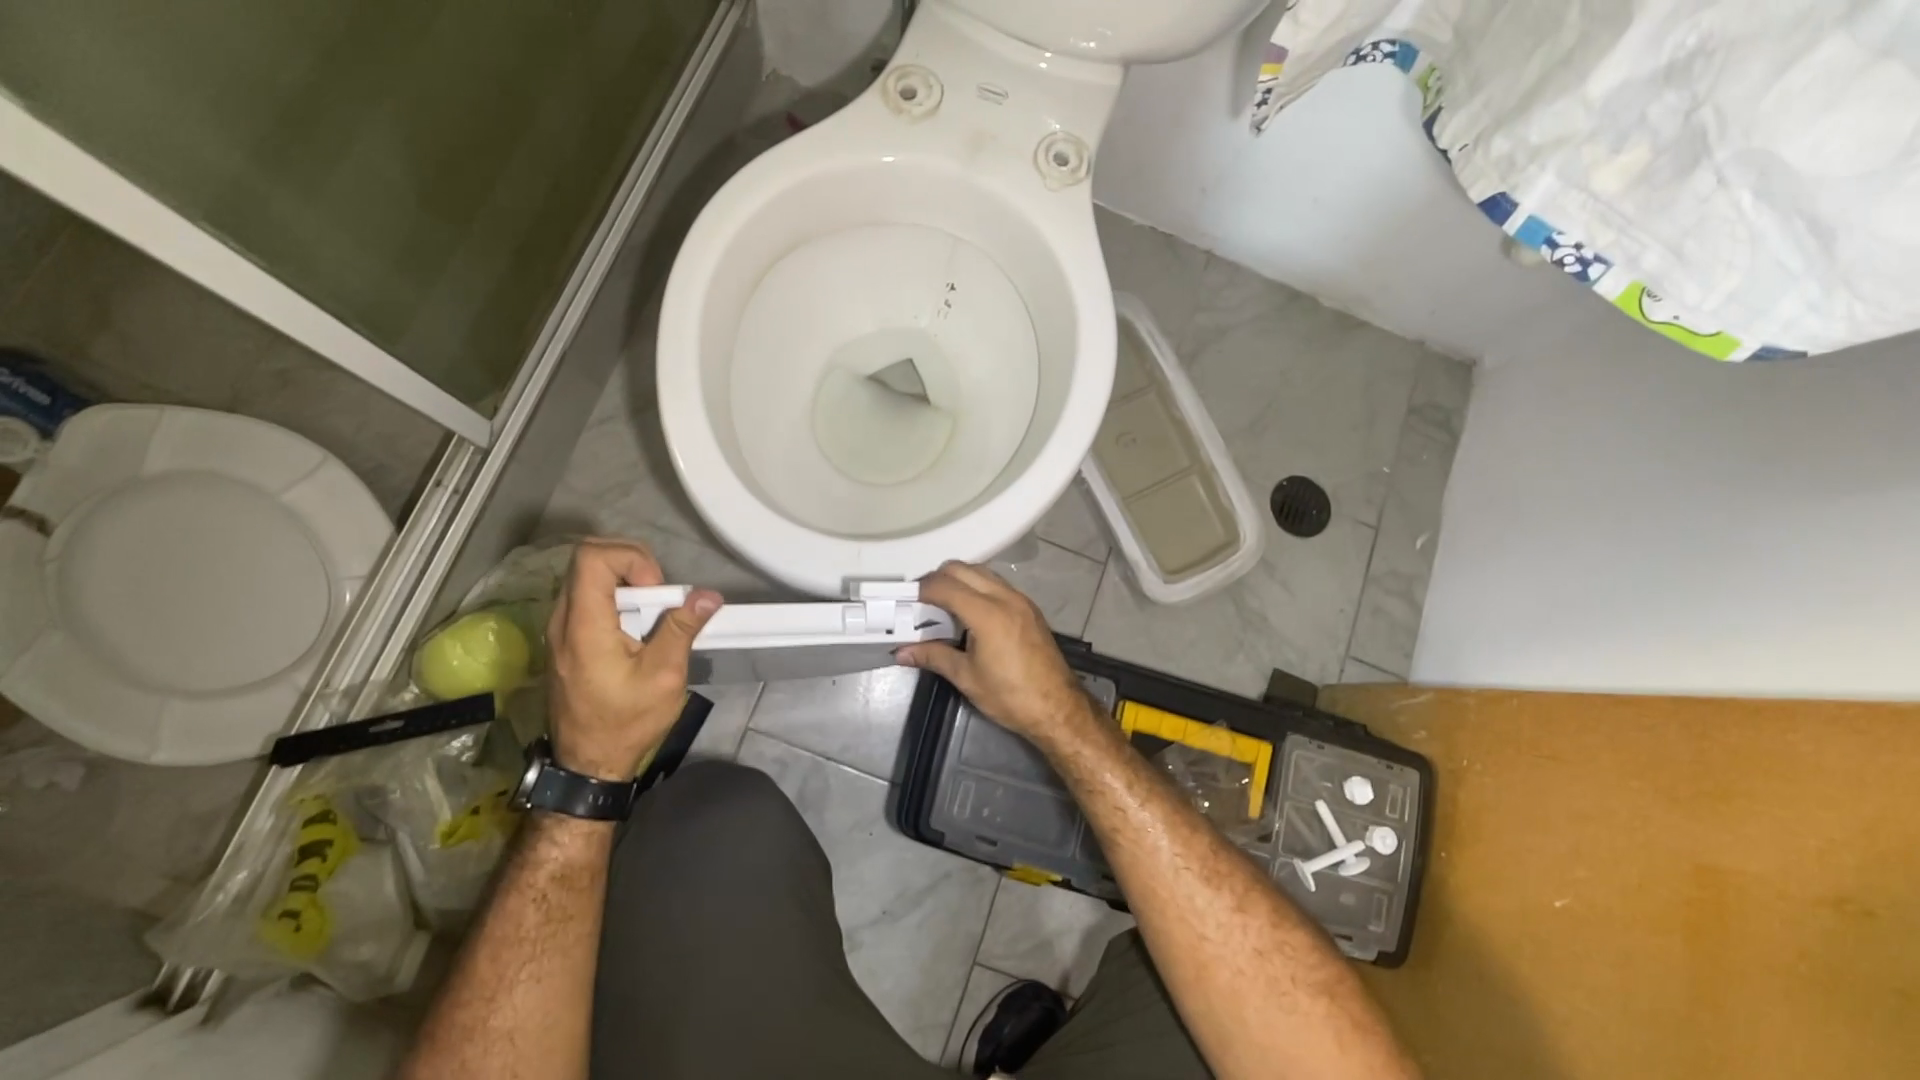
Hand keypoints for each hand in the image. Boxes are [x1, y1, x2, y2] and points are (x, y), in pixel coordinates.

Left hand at [545, 539, 720, 780]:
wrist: (587, 763)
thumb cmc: (626, 723)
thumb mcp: (664, 677)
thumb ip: (681, 630)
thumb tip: (707, 596)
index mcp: (584, 625)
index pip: (593, 556)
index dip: (631, 559)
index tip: (655, 592)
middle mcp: (562, 619)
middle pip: (588, 558)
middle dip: (632, 565)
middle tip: (658, 598)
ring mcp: (559, 629)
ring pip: (586, 577)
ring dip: (625, 583)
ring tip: (652, 616)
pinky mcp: (564, 639)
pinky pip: (586, 598)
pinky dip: (614, 600)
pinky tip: (636, 631)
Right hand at [894, 561, 1098, 748]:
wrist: (1058, 708)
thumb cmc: (1010, 696)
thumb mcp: (966, 678)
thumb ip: (933, 656)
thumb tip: (902, 652)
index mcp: (988, 614)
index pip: (945, 586)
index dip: (921, 590)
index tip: (905, 601)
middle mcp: (1006, 598)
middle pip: (962, 569)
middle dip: (937, 579)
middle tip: (921, 602)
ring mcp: (1021, 601)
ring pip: (982, 572)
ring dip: (959, 580)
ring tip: (943, 606)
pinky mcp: (1030, 609)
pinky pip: (998, 584)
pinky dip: (978, 587)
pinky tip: (969, 613)